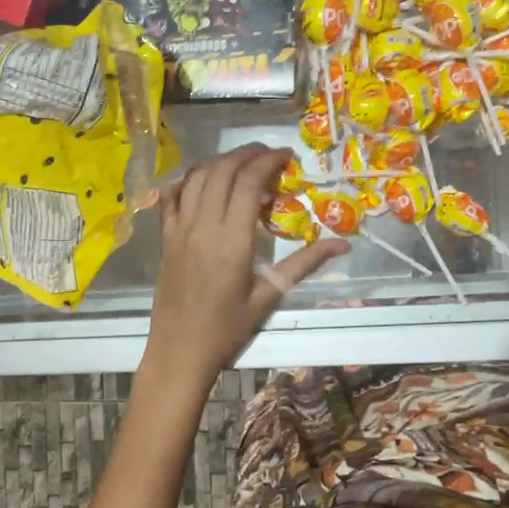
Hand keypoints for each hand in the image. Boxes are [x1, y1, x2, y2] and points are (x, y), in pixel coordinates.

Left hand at [143, 145, 348, 384]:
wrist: (179, 352)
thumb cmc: (227, 330)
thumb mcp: (268, 297)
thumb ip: (303, 264)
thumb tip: (343, 244)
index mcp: (231, 241)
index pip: (248, 183)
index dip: (268, 161)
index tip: (287, 156)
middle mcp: (202, 228)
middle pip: (221, 171)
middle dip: (246, 154)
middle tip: (269, 155)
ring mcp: (178, 231)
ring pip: (196, 178)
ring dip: (220, 162)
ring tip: (242, 165)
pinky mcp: (165, 240)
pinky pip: (171, 198)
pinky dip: (188, 181)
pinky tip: (202, 182)